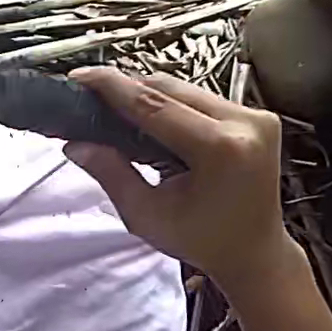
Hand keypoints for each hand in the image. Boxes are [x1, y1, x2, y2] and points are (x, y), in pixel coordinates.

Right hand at [65, 68, 301, 294]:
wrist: (253, 253)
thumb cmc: (199, 241)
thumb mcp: (145, 213)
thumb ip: (110, 172)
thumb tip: (75, 144)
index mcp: (220, 149)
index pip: (153, 105)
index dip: (112, 87)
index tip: (80, 77)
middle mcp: (245, 123)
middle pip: (171, 89)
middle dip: (126, 87)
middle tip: (89, 93)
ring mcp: (256, 117)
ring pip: (186, 90)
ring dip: (147, 94)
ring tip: (112, 106)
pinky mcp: (256, 117)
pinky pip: (201, 99)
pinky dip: (169, 104)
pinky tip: (145, 117)